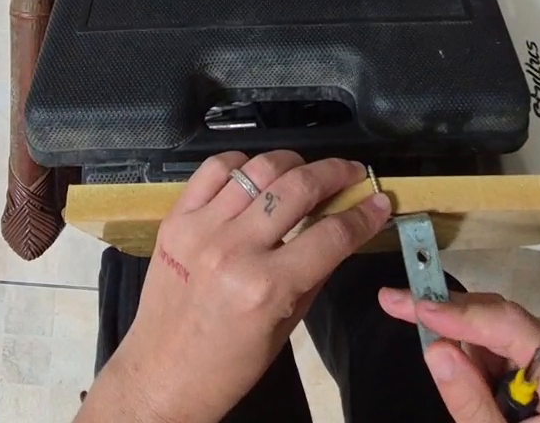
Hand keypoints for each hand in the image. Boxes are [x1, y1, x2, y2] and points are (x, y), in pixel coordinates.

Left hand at [80, 151, 393, 422]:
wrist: (161, 376)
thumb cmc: (229, 364)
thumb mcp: (287, 326)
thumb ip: (317, 270)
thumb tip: (346, 228)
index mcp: (266, 288)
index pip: (331, 235)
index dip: (364, 214)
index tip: (378, 200)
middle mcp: (234, 250)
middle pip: (298, 188)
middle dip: (334, 172)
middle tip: (350, 171)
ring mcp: (201, 229)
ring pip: (259, 169)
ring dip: (292, 162)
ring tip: (306, 171)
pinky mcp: (177, 219)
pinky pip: (214, 169)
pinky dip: (242, 163)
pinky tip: (256, 174)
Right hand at [379, 289, 539, 421]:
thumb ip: (471, 404)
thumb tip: (436, 347)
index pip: (511, 327)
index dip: (462, 313)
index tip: (416, 307)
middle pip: (499, 319)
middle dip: (447, 313)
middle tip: (394, 301)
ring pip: (491, 329)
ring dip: (452, 330)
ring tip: (408, 317)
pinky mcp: (537, 371)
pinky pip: (494, 348)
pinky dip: (465, 350)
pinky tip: (444, 350)